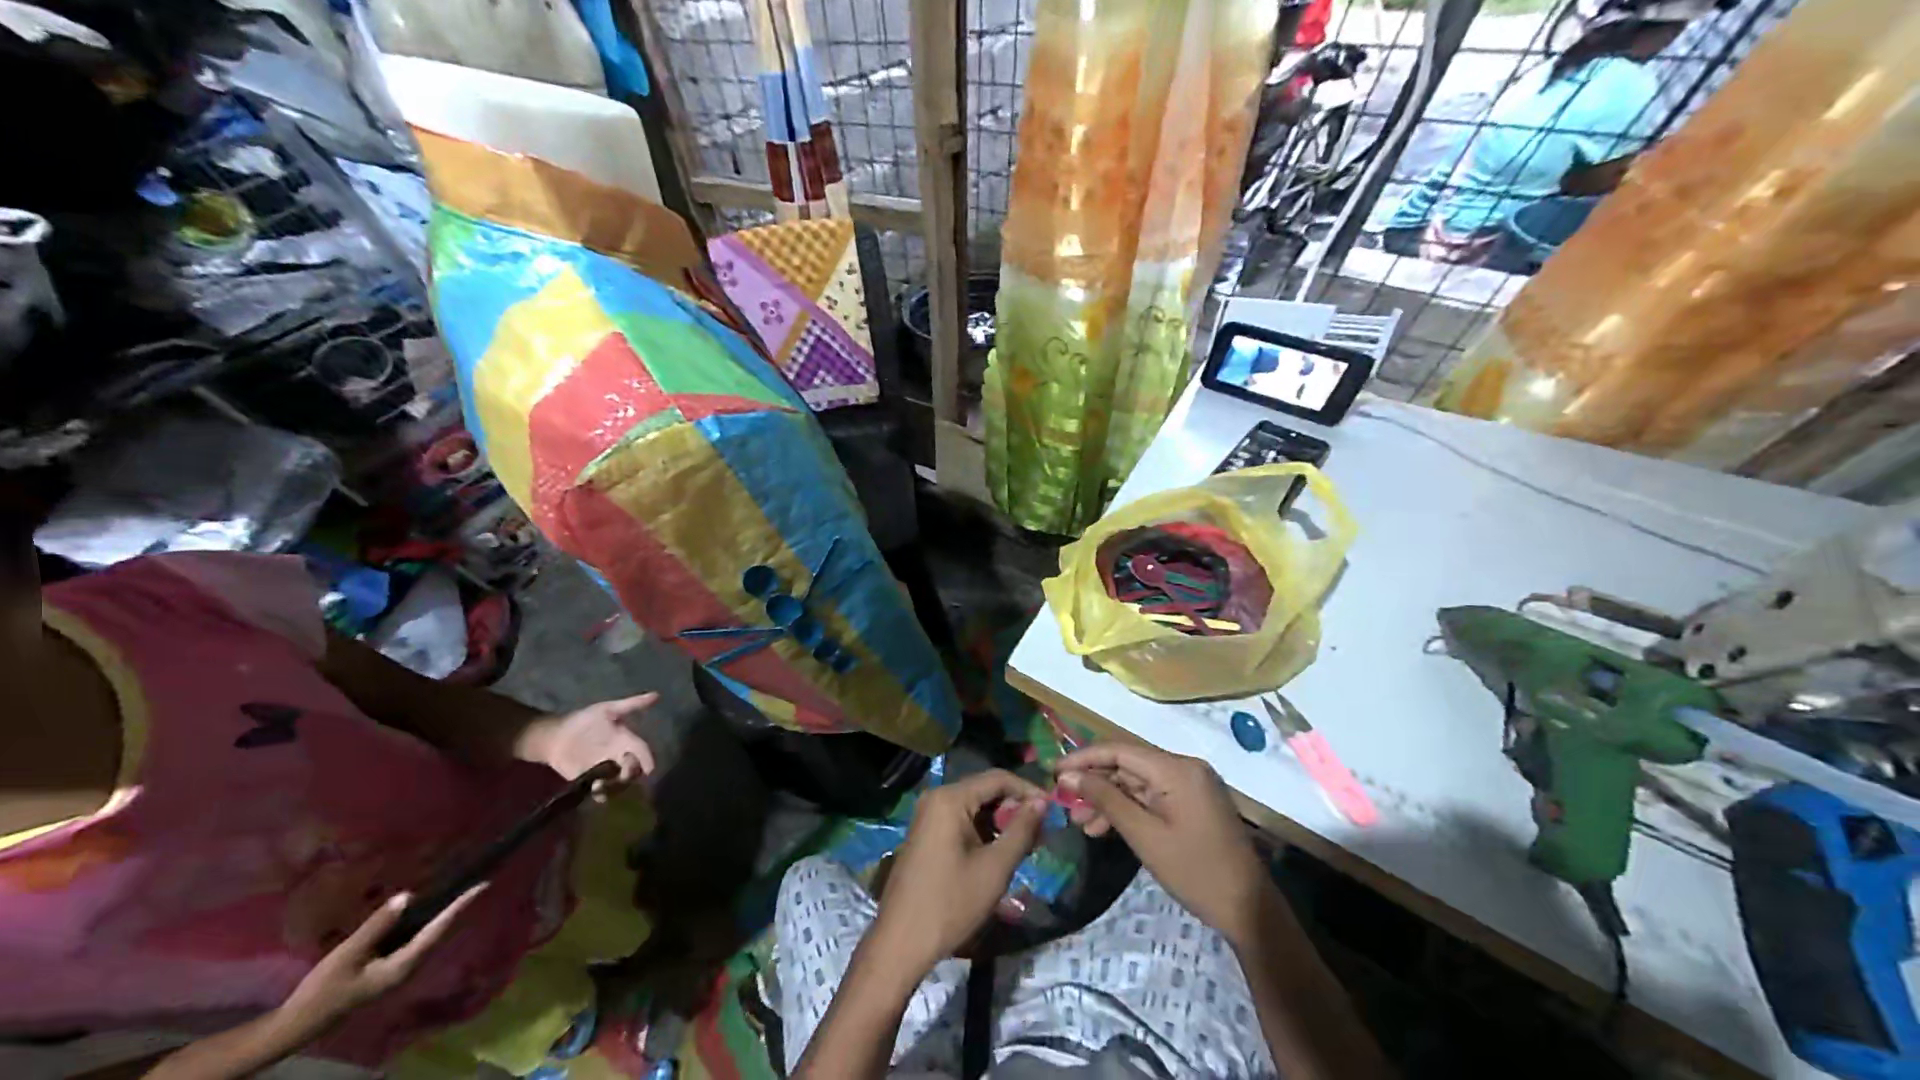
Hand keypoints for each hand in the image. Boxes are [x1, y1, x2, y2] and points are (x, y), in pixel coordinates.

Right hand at [274, 887, 483, 1043]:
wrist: (298, 1024)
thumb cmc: (323, 989)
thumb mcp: (349, 954)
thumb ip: (379, 925)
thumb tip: (408, 896)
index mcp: (405, 965)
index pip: (439, 928)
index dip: (461, 905)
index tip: (482, 885)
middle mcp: (410, 967)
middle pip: (439, 930)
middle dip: (456, 906)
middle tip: (472, 882)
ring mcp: (399, 969)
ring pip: (427, 935)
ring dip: (440, 914)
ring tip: (454, 889)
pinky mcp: (388, 969)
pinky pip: (412, 940)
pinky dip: (421, 923)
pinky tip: (420, 911)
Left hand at [516, 693, 658, 796]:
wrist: (554, 736)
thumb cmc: (582, 720)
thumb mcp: (607, 710)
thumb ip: (631, 705)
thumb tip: (656, 694)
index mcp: (625, 741)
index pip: (642, 750)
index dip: (647, 759)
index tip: (650, 770)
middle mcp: (619, 757)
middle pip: (634, 770)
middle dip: (631, 774)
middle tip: (622, 776)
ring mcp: (606, 770)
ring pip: (620, 783)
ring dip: (615, 787)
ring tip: (600, 786)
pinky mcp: (591, 781)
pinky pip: (602, 792)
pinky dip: (602, 794)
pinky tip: (595, 791)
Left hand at [870, 769, 1048, 975]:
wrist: (901, 942)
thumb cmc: (951, 903)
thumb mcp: (995, 867)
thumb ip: (1021, 830)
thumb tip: (1042, 801)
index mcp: (950, 799)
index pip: (998, 778)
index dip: (1028, 790)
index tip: (1052, 811)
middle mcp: (936, 798)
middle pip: (985, 790)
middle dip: (1015, 808)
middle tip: (1042, 833)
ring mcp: (927, 816)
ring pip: (974, 807)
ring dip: (1000, 822)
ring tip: (1027, 846)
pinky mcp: (925, 834)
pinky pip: (961, 821)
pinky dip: (983, 831)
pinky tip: (1000, 853)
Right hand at [1058, 743, 1278, 947]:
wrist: (1249, 909)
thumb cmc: (1194, 871)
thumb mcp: (1144, 836)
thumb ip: (1106, 800)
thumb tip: (1070, 777)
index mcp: (1176, 769)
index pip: (1119, 750)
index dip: (1083, 759)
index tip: (1053, 773)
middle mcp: (1184, 767)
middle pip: (1127, 765)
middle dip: (1094, 783)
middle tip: (1064, 804)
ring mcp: (1190, 785)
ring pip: (1136, 782)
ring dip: (1108, 799)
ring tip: (1080, 823)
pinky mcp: (1192, 803)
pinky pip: (1151, 796)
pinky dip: (1128, 809)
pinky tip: (1105, 829)